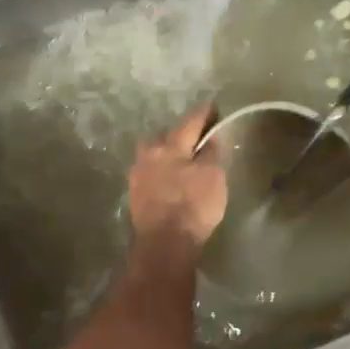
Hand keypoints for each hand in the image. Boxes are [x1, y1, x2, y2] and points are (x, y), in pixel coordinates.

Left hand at [128, 103, 227, 248]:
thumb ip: (211, 154)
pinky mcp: (136, 195)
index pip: (190, 122)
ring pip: (155, 155)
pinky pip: (151, 174)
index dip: (204, 114)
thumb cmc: (193, 205)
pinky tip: (171, 179)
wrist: (164, 243)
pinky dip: (162, 172)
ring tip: (183, 160)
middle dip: (180, 134)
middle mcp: (148, 155)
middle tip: (195, 136)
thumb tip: (210, 138)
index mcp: (169, 146)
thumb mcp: (213, 176)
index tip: (214, 105)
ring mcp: (138, 175)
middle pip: (165, 136)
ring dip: (168, 154)